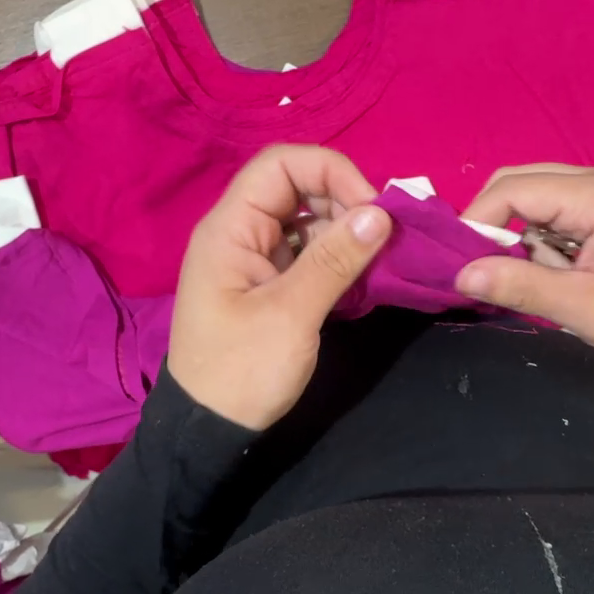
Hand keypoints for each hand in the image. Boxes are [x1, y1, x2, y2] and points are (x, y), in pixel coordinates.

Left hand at [169, 145, 391, 429]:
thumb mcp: (291, 315)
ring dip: (345, 231)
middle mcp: (239, 234)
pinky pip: (306, 254)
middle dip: (344, 201)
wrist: (210, 428)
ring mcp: (254, 260)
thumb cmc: (242, 371)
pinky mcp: (268, 286)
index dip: (330, 170)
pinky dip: (336, 258)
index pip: (280, 165)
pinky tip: (362, 277)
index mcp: (230, 229)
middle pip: (296, 188)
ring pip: (306, 222)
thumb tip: (380, 213)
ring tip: (380, 258)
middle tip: (383, 235)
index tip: (372, 207)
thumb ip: (334, 261)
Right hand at [454, 165, 593, 374]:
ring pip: (536, 199)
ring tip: (533, 281)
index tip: (459, 267)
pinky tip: (557, 275)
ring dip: (519, 237)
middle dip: (492, 226)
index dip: (475, 223)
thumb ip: (521, 287)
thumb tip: (460, 274)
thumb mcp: (586, 309)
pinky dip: (541, 242)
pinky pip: (557, 214)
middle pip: (519, 184)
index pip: (511, 189)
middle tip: (484, 273)